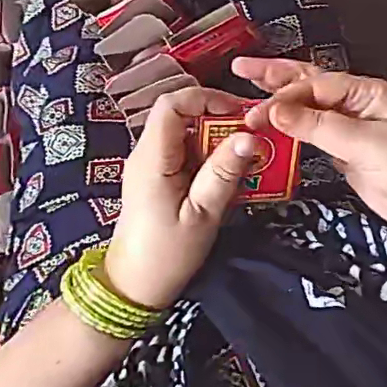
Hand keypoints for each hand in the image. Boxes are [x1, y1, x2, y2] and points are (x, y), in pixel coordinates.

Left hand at [103, 87, 265, 309]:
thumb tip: (249, 135)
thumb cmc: (166, 255)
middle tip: (252, 137)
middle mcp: (147, 153)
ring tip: (248, 158)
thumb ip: (224, 172)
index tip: (239, 113)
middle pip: (181, 115)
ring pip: (187, 133)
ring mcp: (151, 165)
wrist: (134, 288)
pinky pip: (186, 153)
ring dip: (218, 140)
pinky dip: (210, 156)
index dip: (206, 98)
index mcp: (152, 158)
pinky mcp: (158, 177)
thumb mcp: (202, 214)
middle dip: (219, 120)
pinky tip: (230, 175)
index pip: (172, 103)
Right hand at [234, 57, 386, 238]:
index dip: (283, 94)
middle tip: (239, 68)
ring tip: (244, 91)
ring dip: (275, 101)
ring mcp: (346, 128)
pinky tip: (267, 128)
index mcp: (364, 91)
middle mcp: (352, 104)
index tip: (257, 110)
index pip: (314, 84)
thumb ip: (320, 127)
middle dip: (273, 76)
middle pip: (306, 83)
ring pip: (304, 108)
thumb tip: (274, 111)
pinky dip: (286, 130)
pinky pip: (308, 135)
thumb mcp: (370, 143)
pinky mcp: (342, 153)